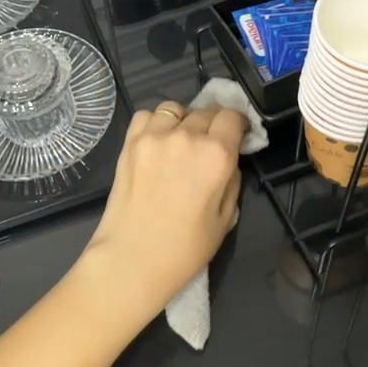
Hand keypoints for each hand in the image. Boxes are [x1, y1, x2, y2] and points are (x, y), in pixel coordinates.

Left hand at [73, 102, 246, 323]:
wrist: (133, 257)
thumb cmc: (186, 247)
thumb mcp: (226, 217)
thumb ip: (231, 179)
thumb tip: (229, 157)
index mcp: (217, 155)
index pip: (232, 117)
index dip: (237, 125)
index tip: (235, 136)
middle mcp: (187, 136)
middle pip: (206, 111)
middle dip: (212, 124)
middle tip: (207, 145)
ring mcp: (155, 136)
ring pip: (175, 109)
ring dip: (182, 120)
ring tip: (179, 141)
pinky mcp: (130, 142)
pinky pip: (146, 116)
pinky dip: (154, 123)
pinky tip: (156, 142)